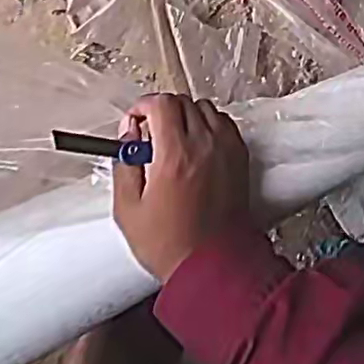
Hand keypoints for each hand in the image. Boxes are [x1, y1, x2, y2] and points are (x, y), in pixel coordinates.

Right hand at [112, 93, 251, 281]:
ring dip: (185, 116)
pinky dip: (208, 125)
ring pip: (204, 108)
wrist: (213, 262)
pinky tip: (196, 146)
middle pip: (182, 101)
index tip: (135, 120)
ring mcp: (225, 147)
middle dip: (161, 111)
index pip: (162, 104)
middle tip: (149, 134)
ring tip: (173, 141)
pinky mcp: (239, 155)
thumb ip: (125, 165)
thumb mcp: (128, 210)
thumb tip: (128, 137)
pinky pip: (223, 122)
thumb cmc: (171, 243)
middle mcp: (204, 144)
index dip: (143, 106)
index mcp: (175, 155)